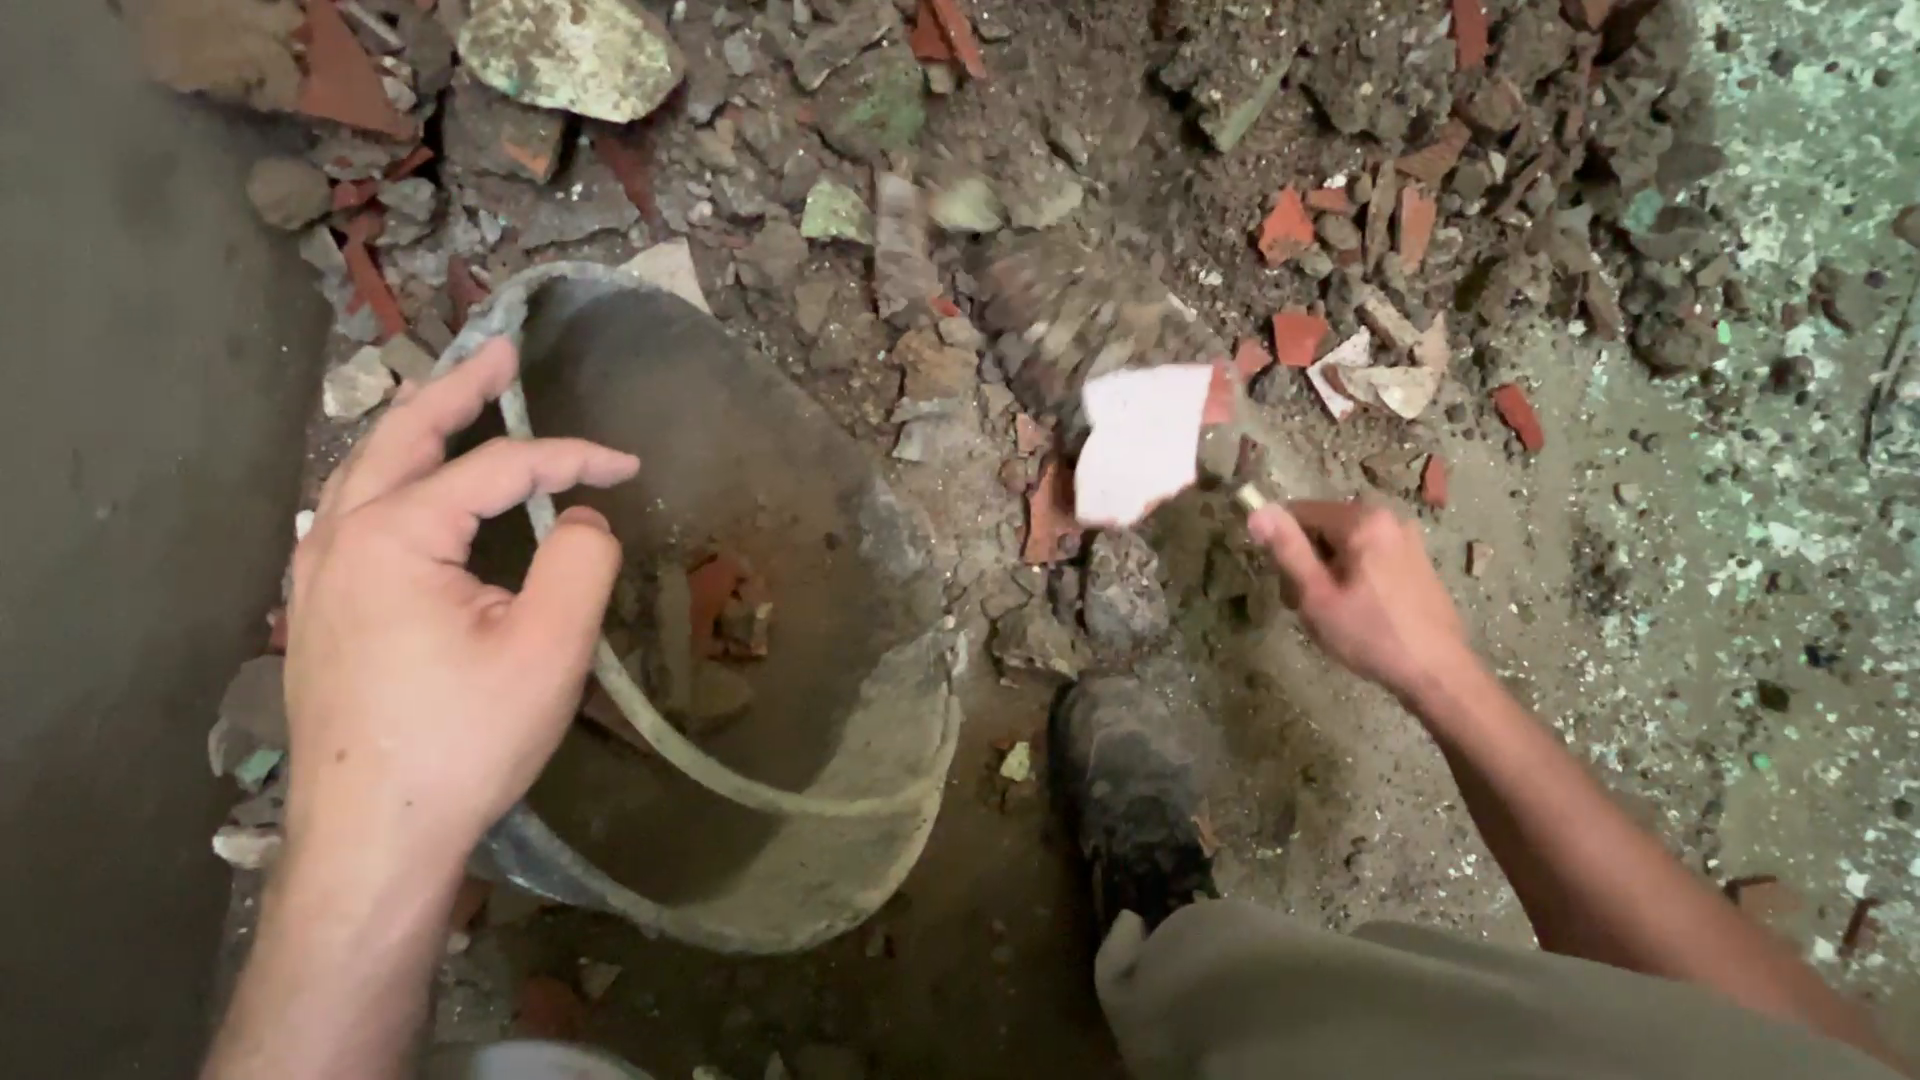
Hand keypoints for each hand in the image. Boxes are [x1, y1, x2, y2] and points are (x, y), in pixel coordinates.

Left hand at [283, 338, 639, 879]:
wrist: (376, 836)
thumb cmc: (467, 739)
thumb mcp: (550, 646)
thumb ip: (579, 559)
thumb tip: (580, 516)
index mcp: (393, 536)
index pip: (496, 468)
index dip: (571, 457)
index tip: (630, 467)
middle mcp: (341, 538)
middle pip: (403, 437)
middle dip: (459, 388)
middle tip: (504, 351)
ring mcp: (321, 575)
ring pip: (370, 471)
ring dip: (421, 427)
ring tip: (463, 399)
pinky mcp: (326, 609)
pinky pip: (360, 512)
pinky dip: (399, 476)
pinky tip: (419, 485)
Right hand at [1248, 499, 1477, 703]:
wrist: (1437, 672)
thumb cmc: (1369, 634)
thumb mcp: (1315, 594)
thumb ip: (1286, 549)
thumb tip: (1257, 510)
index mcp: (1362, 520)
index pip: (1297, 512)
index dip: (1282, 546)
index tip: (1289, 584)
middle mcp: (1388, 517)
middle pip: (1321, 527)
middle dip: (1307, 561)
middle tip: (1308, 605)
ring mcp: (1406, 538)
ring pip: (1343, 544)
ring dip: (1327, 571)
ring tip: (1332, 612)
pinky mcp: (1415, 559)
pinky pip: (1367, 555)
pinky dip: (1352, 575)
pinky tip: (1358, 610)